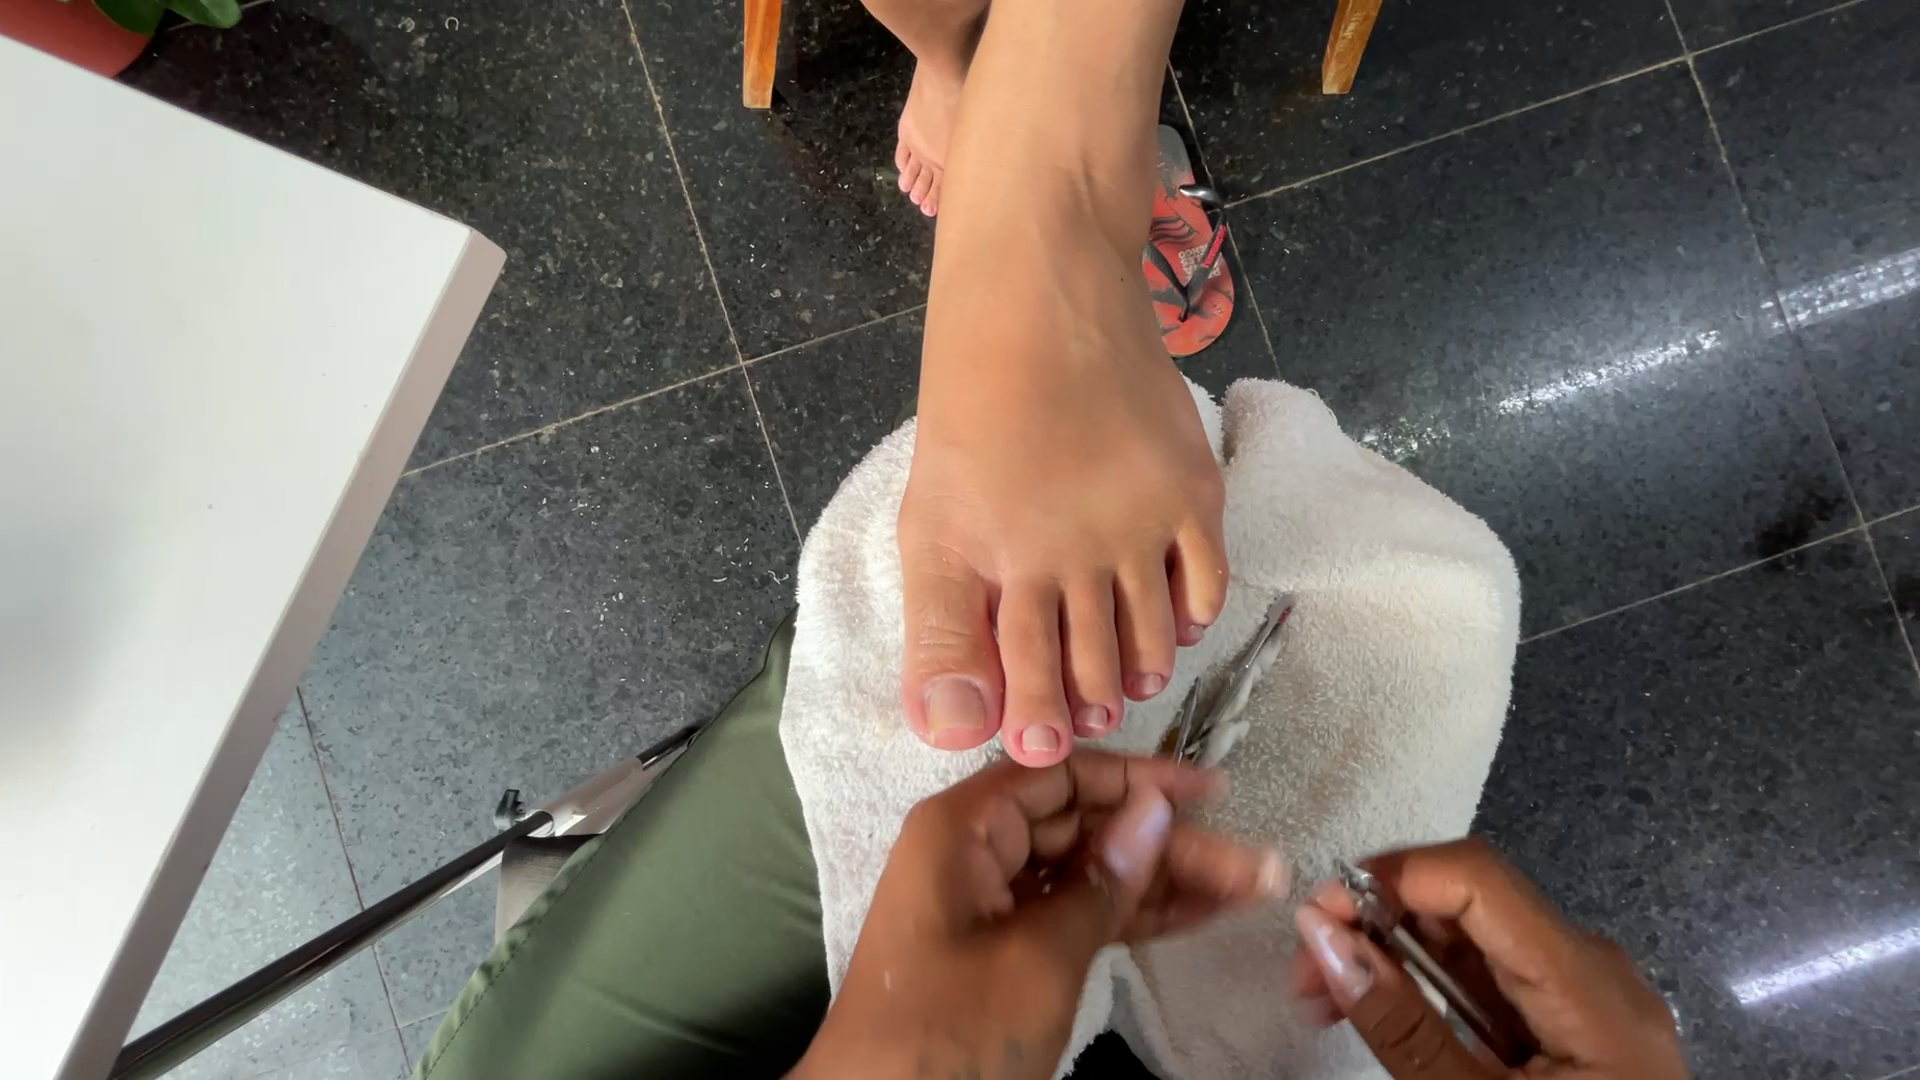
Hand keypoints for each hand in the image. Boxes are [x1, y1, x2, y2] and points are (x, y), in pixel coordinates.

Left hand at [793, 752, 1285, 1079]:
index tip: (1210, 789)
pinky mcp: (1005, 942)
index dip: (1139, 778)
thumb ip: (1102, 881)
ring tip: (1247, 888)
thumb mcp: (1037, 957)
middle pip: (1083, 824)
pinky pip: (1074, 911)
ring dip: (1162, 882)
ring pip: (1087, 871)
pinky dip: (1130, 916)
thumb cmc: (948, 1034)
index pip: (1062, 774)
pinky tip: (1197, 914)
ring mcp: (991, 896)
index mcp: (964, 825)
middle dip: (1166, 842)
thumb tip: (1157, 807)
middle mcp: (976, 846)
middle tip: (1252, 861)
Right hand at [1290, 838, 1687, 1079]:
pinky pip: (1473, 969)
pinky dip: (1415, 979)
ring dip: (1383, 949)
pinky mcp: (1558, 1014)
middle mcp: (1592, 970)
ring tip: (1324, 994)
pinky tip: (1375, 1006)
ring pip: (1458, 931)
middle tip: (1307, 969)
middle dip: (1372, 918)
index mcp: (1595, 993)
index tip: (1319, 917)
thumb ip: (1400, 1024)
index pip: (1476, 878)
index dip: (1389, 876)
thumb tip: (1316, 928)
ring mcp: (1577, 991)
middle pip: (1461, 899)